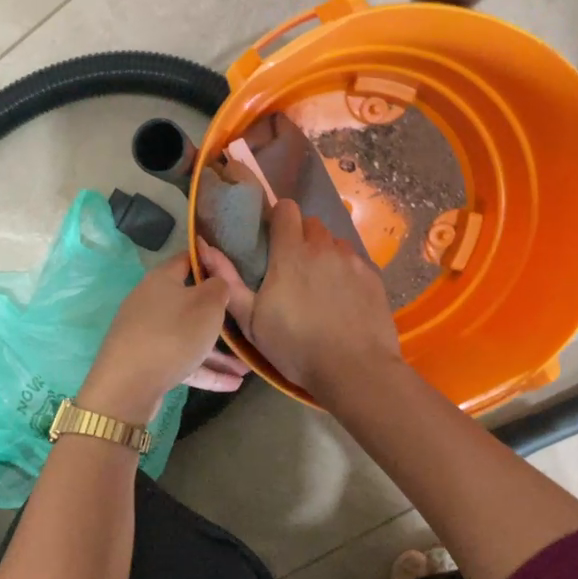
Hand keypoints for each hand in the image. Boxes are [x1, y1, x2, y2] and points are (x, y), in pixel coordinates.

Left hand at [81, 253, 232, 424]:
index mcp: (161, 281)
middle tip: (245, 327)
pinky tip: (232, 384)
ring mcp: (147, 334)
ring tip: (246, 366)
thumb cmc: (173, 334)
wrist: (129, 384)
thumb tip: (216, 282)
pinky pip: (182, 362)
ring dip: (217, 353)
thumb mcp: (207, 305)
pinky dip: (205, 371)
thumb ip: (218, 287)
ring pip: (188, 337)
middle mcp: (150, 304)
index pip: (186, 260)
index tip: (231, 269)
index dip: (209, 261)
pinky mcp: (147, 362)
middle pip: (190, 304)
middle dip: (219, 319)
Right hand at [200, 199, 400, 401]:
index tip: (270, 238)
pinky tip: (340, 298)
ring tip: (317, 283)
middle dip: (300, 237)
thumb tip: (205, 249)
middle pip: (311, 224)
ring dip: (323, 254)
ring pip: (334, 242)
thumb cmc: (295, 346)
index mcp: (291, 253)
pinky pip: (354, 261)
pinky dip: (344, 271)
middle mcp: (324, 248)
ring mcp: (352, 261)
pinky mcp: (373, 276)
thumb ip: (228, 282)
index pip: (286, 209)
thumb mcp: (251, 322)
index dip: (277, 218)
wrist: (354, 369)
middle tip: (290, 267)